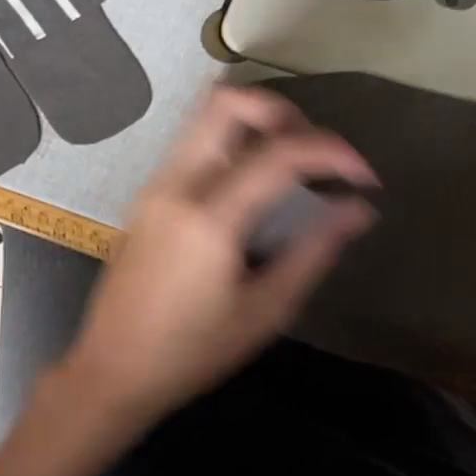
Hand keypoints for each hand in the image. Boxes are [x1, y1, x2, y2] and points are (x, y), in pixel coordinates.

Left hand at [62, 85, 376, 421]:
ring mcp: (154, 186)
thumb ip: (313, 252)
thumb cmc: (191, 353)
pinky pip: (193, 144)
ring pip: (205, 117)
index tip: (364, 176)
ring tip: (290, 165)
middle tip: (315, 152)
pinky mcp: (146, 196)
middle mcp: (176, 185)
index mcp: (208, 217)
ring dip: (255, 123)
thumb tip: (358, 210)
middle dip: (283, 113)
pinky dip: (232, 145)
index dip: (332, 152)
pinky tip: (254, 189)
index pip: (279, 154)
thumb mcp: (264, 312)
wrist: (110, 372)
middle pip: (227, 103)